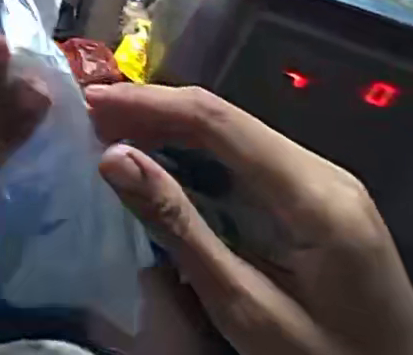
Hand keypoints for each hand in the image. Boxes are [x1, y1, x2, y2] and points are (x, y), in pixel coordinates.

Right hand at [87, 84, 412, 354]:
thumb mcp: (248, 310)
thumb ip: (179, 227)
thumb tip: (112, 157)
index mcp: (314, 194)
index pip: (216, 119)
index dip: (148, 102)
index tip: (91, 103)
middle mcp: (320, 170)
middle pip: (222, 116)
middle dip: (152, 109)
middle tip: (91, 117)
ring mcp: (321, 180)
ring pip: (229, 129)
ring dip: (168, 124)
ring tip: (112, 129)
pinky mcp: (314, 195)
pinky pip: (243, 153)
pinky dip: (194, 148)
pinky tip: (160, 154)